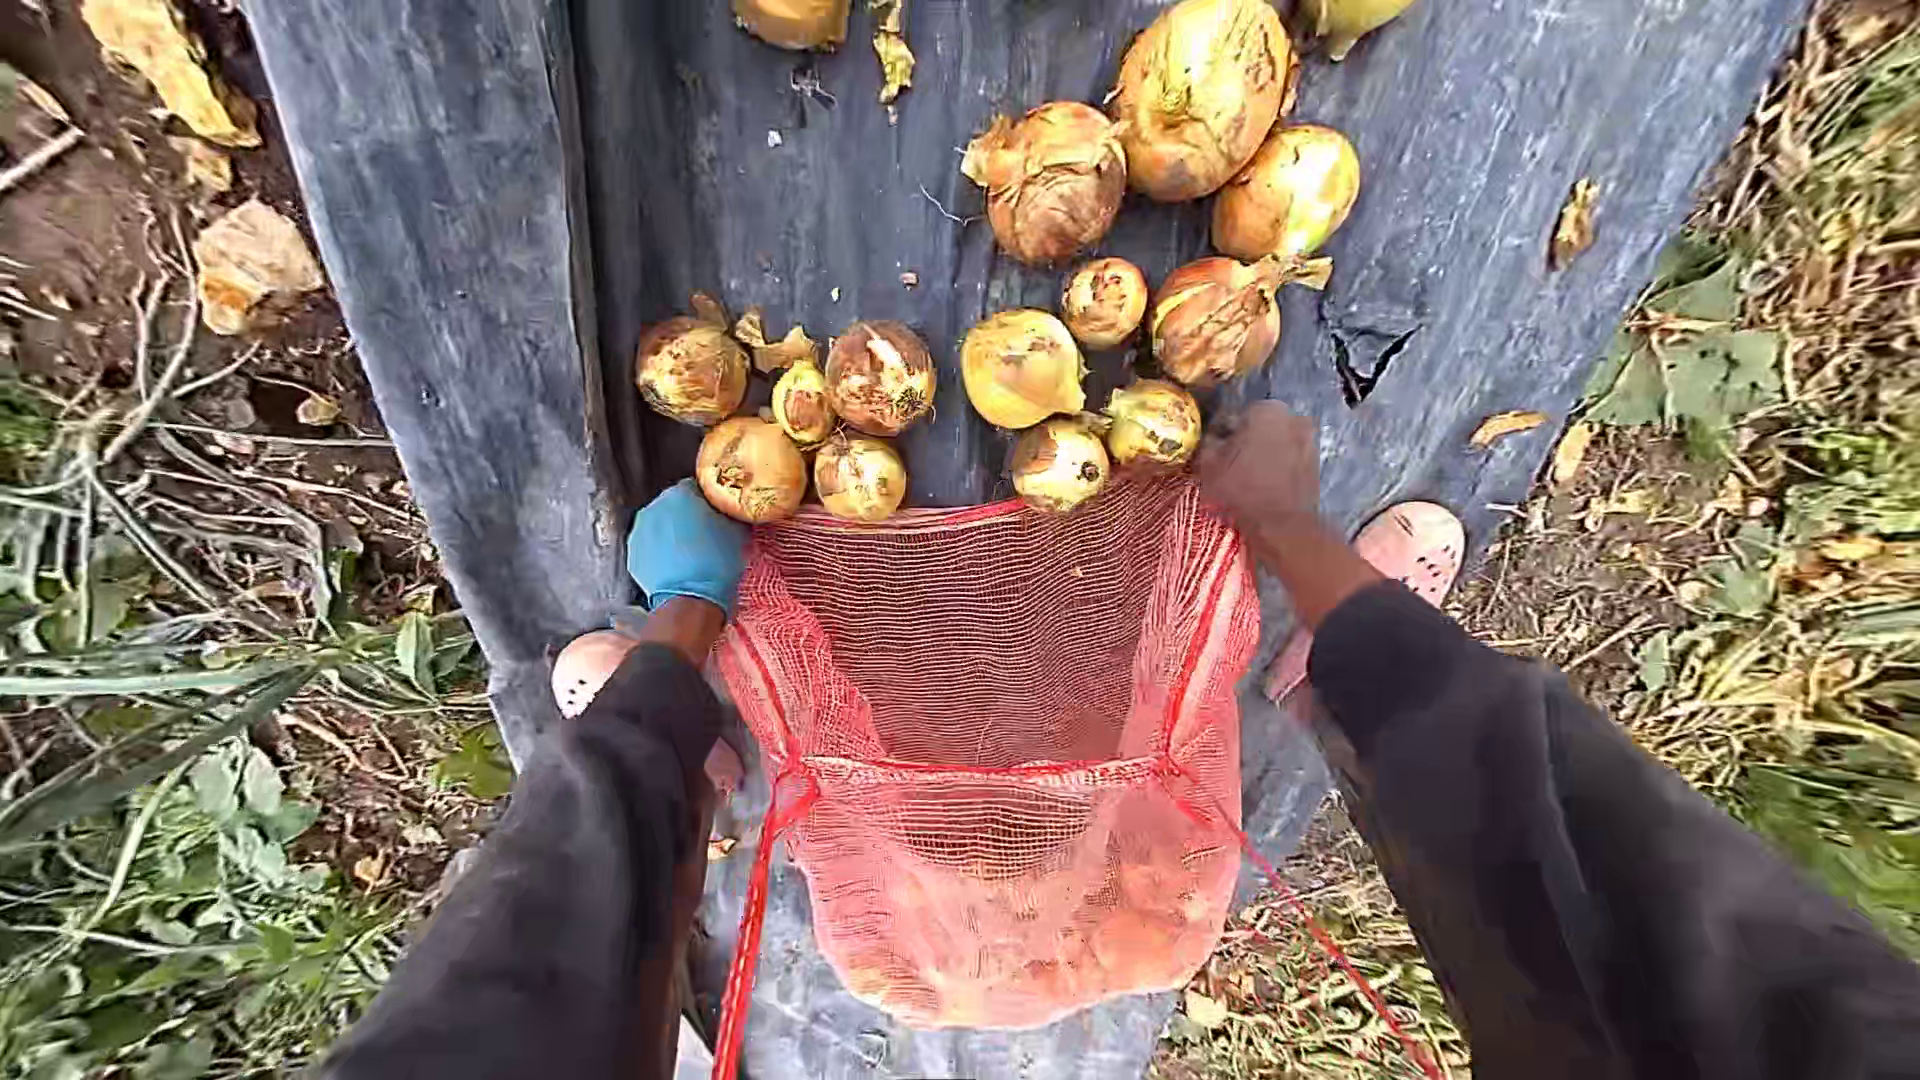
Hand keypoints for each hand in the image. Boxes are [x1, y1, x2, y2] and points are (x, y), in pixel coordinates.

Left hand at [626, 479, 748, 616]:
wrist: (691, 601)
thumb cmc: (717, 564)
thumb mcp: (737, 532)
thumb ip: (729, 512)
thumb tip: (729, 510)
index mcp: (681, 494)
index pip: (696, 487)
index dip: (709, 500)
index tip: (718, 512)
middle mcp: (654, 507)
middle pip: (674, 504)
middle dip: (689, 515)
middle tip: (707, 532)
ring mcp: (639, 531)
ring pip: (660, 525)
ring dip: (673, 533)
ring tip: (692, 551)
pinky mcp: (632, 554)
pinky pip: (650, 546)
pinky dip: (662, 551)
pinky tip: (678, 564)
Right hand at [1198, 401, 1379, 628]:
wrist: (1281, 525)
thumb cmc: (1240, 489)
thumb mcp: (1208, 465)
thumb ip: (1206, 443)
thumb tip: (1210, 438)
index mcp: (1265, 410)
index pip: (1232, 417)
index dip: (1218, 436)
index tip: (1211, 454)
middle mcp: (1293, 416)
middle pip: (1256, 427)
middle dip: (1242, 442)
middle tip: (1227, 466)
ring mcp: (1309, 439)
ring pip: (1273, 442)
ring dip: (1260, 454)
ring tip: (1244, 478)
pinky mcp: (1316, 461)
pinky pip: (1287, 458)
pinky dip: (1275, 466)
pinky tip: (1261, 485)